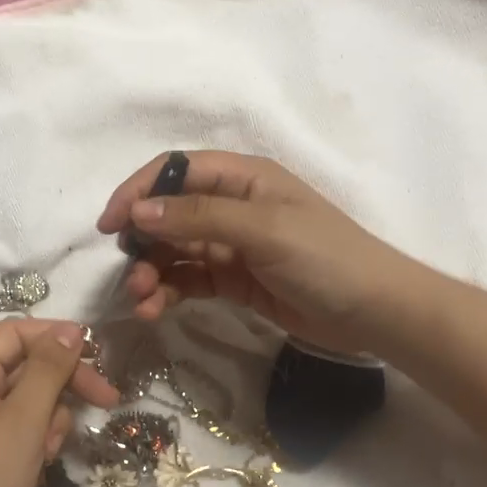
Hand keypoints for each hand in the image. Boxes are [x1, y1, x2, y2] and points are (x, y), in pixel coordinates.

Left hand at [0, 319, 119, 486]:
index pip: (15, 332)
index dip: (58, 338)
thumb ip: (48, 370)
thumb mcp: (24, 422)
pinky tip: (37, 462)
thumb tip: (71, 330)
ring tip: (48, 450)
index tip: (98, 358)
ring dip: (48, 416)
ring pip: (22, 394)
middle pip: (22, 363)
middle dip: (61, 384)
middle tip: (106, 401)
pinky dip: (31, 434)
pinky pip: (10, 419)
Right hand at [96, 151, 434, 354]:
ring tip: (142, 301)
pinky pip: (188, 279)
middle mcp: (232, 205)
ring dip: (152, 272)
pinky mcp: (234, 280)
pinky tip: (156, 309)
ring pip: (174, 250)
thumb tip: (138, 212)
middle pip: (169, 214)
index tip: (110, 225)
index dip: (139, 192)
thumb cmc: (326, 258)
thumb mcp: (264, 230)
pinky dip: (168, 291)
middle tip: (129, 276)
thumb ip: (199, 217)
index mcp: (243, 178)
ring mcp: (232, 244)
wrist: (376, 314)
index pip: (176, 172)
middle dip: (143, 242)